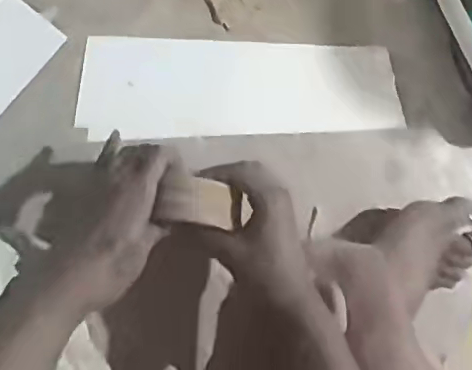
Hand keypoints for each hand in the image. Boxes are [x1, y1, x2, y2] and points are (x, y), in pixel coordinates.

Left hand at [42, 133, 175, 315]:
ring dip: (138, 156)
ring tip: (147, 173)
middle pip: (143, 149)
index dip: (174, 158)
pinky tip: (116, 139)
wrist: (67, 280)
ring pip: (124, 152)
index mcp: (139, 186)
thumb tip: (168, 220)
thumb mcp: (142, 251)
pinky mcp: (85, 188)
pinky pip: (102, 159)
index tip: (181, 176)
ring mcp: (99, 179)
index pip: (160, 154)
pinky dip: (112, 148)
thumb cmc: (112, 267)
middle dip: (158, 158)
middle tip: (167, 180)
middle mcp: (120, 174)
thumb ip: (157, 228)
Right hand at [187, 161, 319, 311]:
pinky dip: (244, 192)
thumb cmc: (264, 273)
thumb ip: (204, 234)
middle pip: (249, 169)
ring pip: (256, 179)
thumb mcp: (231, 252)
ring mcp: (283, 201)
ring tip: (213, 194)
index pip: (238, 171)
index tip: (193, 181)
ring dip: (235, 182)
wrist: (293, 301)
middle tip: (202, 185)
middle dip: (224, 174)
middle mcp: (278, 191)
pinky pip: (261, 190)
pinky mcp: (282, 213)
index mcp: (268, 195)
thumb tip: (177, 224)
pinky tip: (231, 208)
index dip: (214, 173)